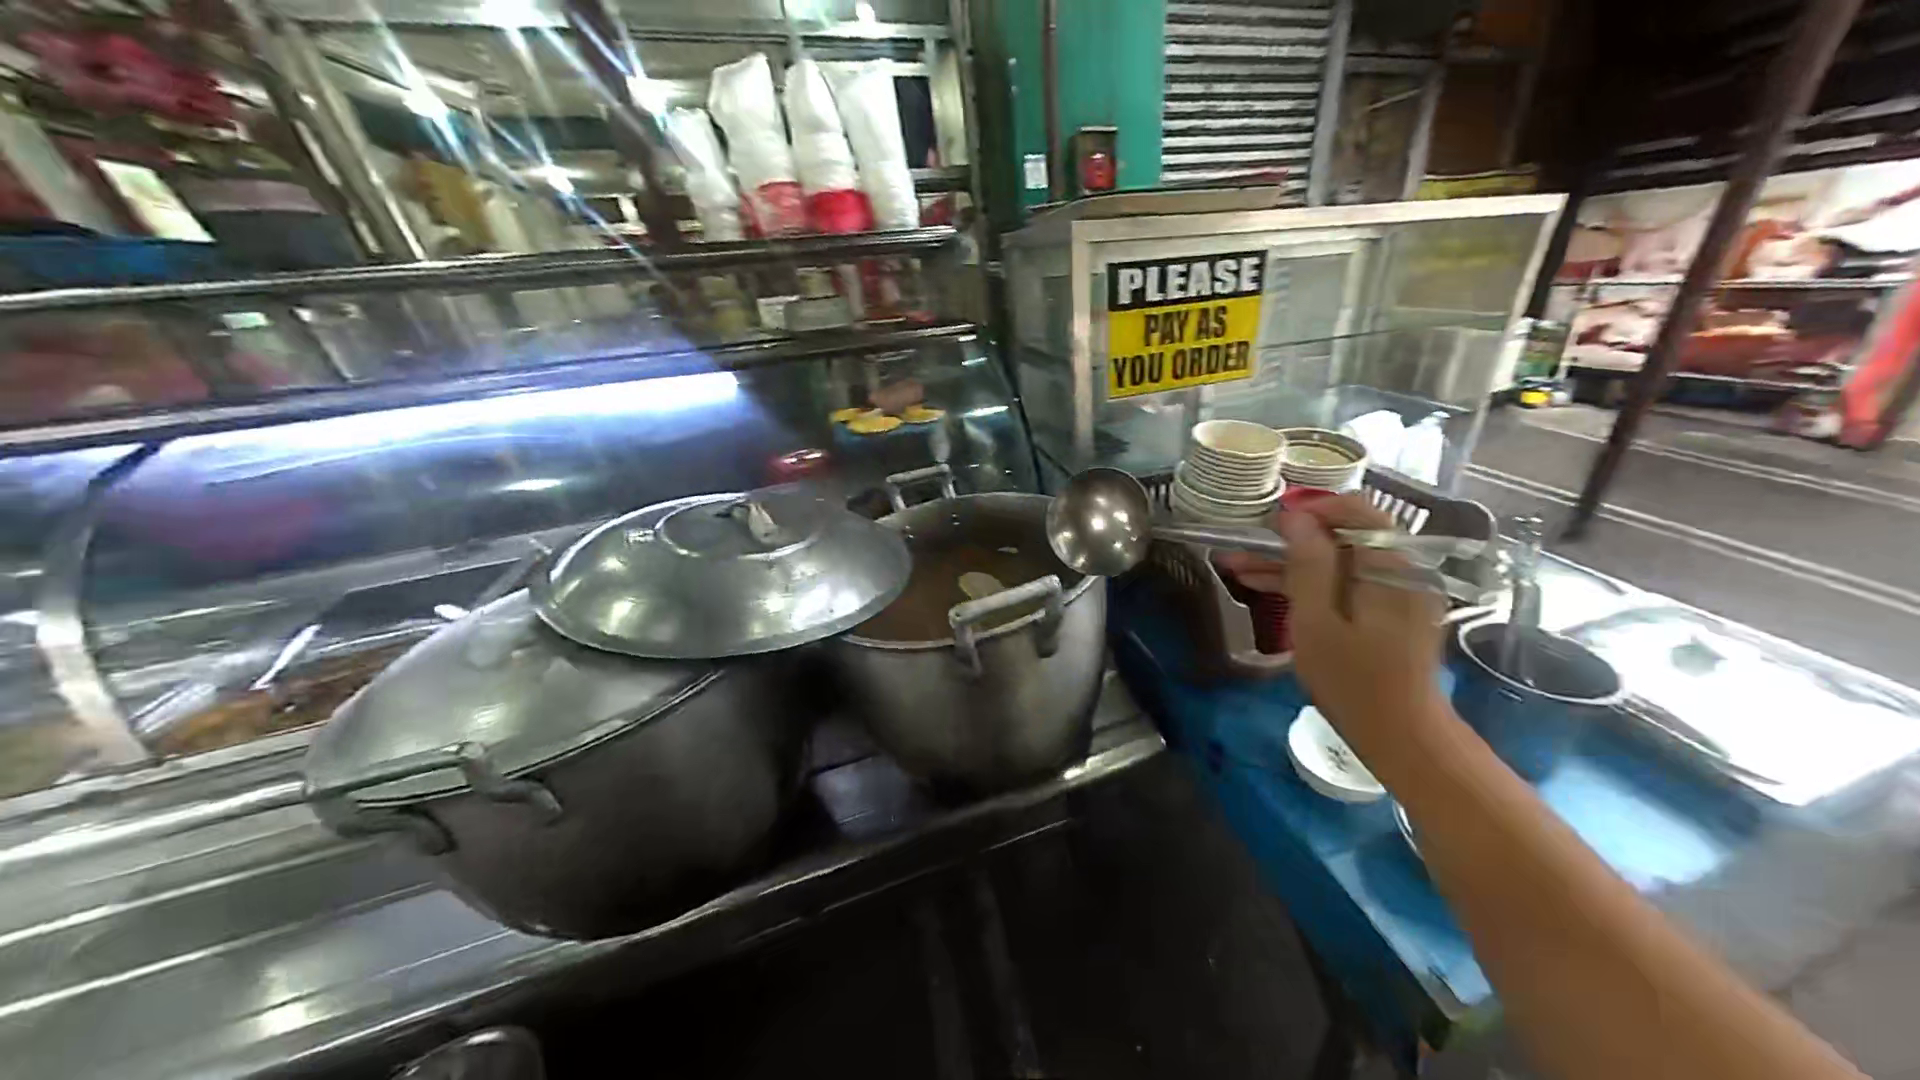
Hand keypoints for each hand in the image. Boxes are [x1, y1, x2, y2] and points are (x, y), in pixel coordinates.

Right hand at [1215, 497, 1448, 752]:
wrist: (1400, 735)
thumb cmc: (1353, 681)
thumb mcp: (1318, 622)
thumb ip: (1308, 565)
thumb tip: (1296, 519)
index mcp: (1393, 567)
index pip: (1357, 512)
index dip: (1312, 509)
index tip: (1271, 521)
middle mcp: (1401, 570)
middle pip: (1343, 537)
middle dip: (1290, 539)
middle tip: (1243, 546)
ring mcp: (1394, 592)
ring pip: (1336, 561)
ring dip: (1289, 562)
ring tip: (1238, 566)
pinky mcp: (1384, 611)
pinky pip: (1343, 583)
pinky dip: (1308, 583)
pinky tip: (1264, 585)